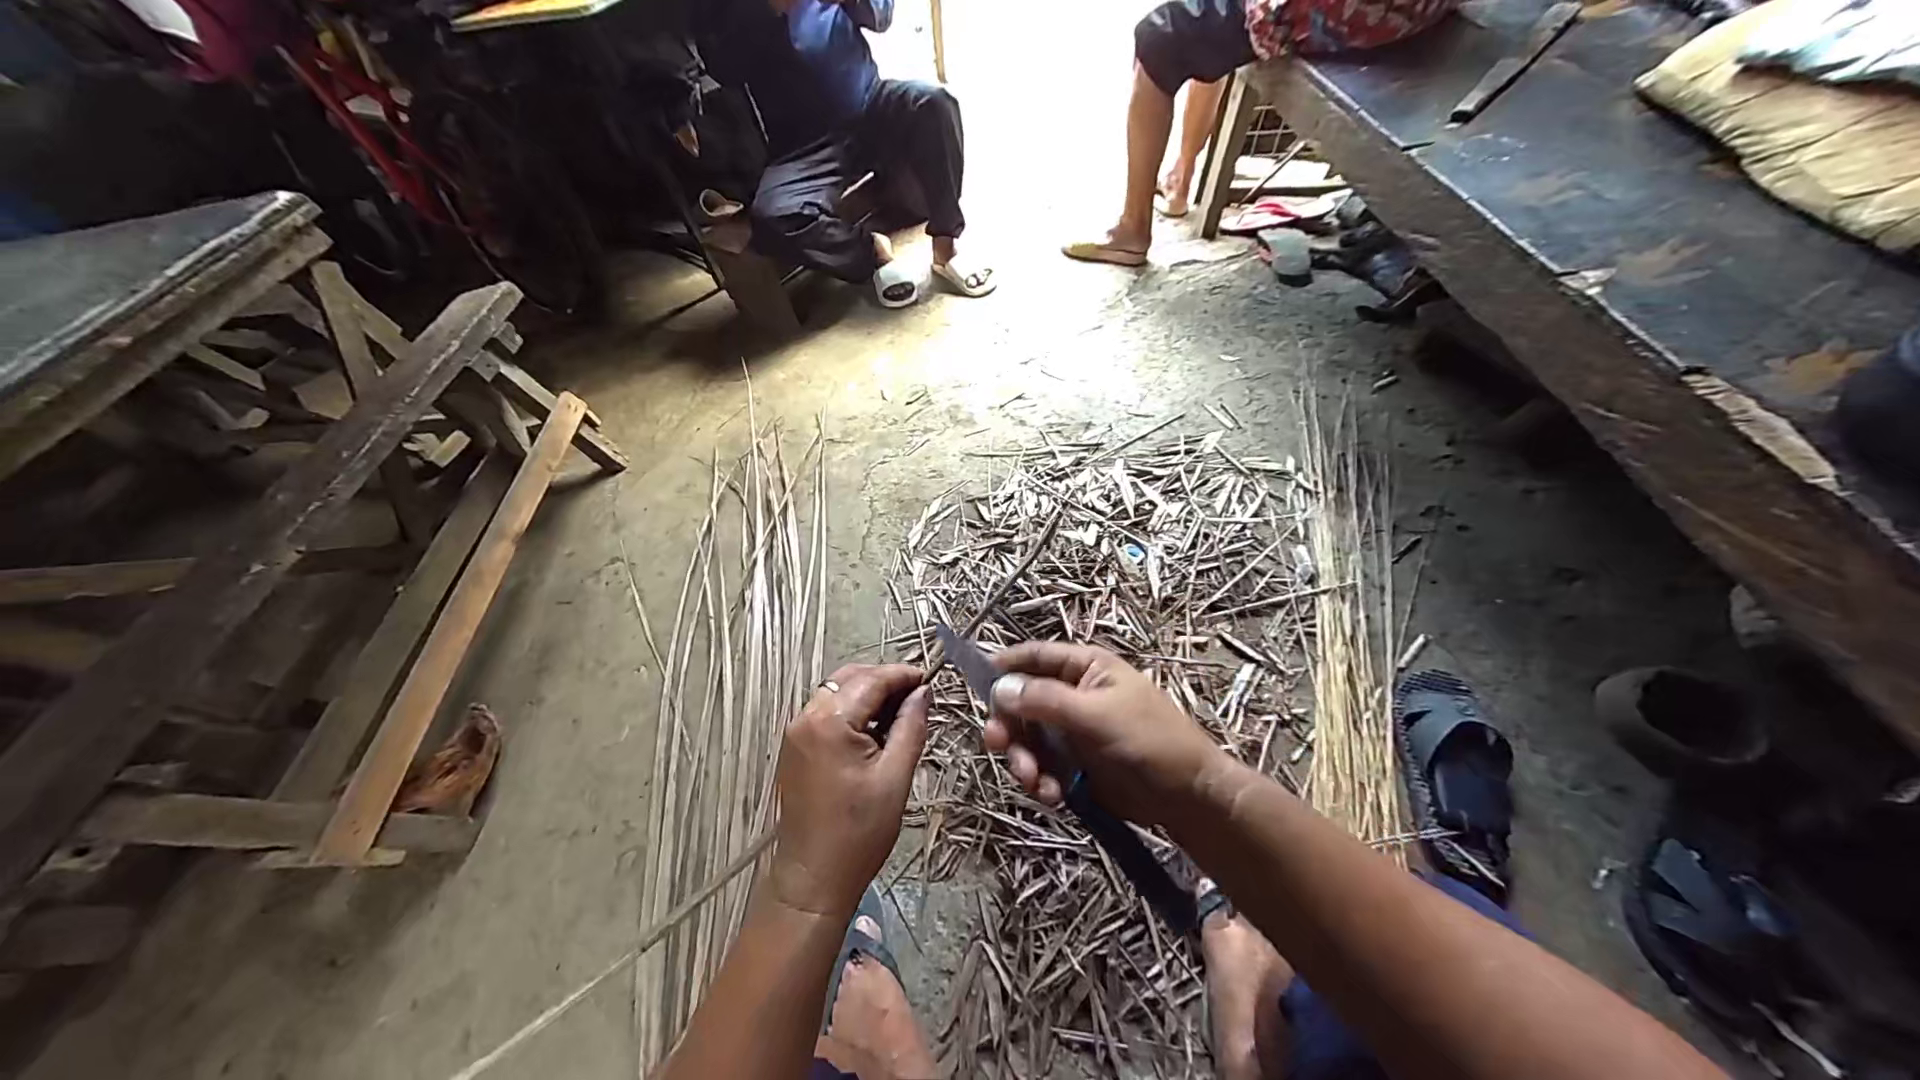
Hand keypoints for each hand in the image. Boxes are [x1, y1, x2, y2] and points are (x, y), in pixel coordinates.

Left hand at [768, 663, 927, 917]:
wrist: (813, 879)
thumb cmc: (859, 833)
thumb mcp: (895, 777)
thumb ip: (911, 726)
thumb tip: (923, 692)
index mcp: (830, 722)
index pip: (871, 680)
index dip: (903, 676)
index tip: (929, 679)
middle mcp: (806, 717)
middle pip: (850, 678)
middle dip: (884, 680)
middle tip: (917, 696)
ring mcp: (795, 732)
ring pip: (836, 692)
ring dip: (867, 694)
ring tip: (900, 713)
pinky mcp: (794, 747)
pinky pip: (825, 711)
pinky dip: (851, 710)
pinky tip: (873, 730)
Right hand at [985, 642, 1227, 827]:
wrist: (1188, 797)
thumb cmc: (1150, 741)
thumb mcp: (1096, 715)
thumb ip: (1045, 700)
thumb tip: (1000, 687)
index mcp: (1086, 668)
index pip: (1035, 656)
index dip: (1005, 666)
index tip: (977, 682)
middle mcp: (1074, 694)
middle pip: (1022, 702)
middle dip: (1010, 727)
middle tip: (999, 747)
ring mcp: (1073, 731)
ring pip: (1027, 739)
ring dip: (1024, 760)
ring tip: (1036, 783)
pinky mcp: (1074, 764)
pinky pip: (1042, 766)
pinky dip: (1041, 781)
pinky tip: (1053, 796)